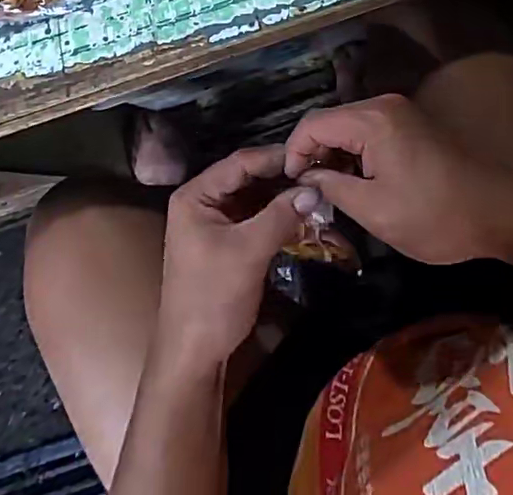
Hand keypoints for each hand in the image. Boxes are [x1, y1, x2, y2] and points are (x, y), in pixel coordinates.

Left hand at [157, 145, 317, 366]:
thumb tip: (314, 190)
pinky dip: (277, 216)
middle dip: (281, 178)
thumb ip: (280, 215)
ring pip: (254, 198)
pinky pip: (256, 218)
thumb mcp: (248, 252)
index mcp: (195, 196)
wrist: (194, 355)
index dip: (274, 158)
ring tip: (316, 192)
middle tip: (318, 174)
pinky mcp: (227, 241)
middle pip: (247, 178)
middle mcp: (202, 202)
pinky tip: (303, 215)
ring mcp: (214, 222)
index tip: (309, 157)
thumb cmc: (213, 298)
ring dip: (282, 197)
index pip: (239, 163)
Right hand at [284, 94, 512, 264]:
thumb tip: (306, 177)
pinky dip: (354, 151)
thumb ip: (332, 188)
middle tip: (307, 190)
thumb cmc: (435, 215)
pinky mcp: (411, 123)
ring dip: (333, 152)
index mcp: (373, 119)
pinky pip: (368, 130)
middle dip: (312, 152)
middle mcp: (384, 104)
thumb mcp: (375, 210)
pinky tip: (354, 179)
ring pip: (348, 124)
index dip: (293, 152)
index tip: (290, 184)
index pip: (313, 123)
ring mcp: (400, 111)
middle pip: (329, 119)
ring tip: (328, 189)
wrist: (499, 213)